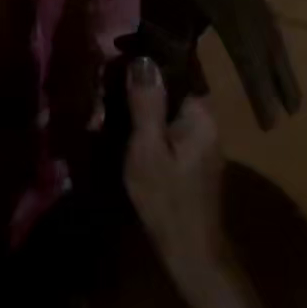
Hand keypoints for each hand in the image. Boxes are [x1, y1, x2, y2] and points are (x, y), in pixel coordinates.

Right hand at [122, 57, 224, 270]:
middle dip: (135, 84)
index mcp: (201, 114)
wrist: (188, 249)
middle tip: (101, 91)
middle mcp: (205, 120)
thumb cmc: (166, 197)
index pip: (178, 68)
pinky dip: (142, 122)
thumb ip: (146, 103)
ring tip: (102, 109)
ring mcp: (198, 139)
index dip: (147, 59)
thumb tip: (143, 58)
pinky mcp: (189, 155)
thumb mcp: (147, 148)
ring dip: (135, 104)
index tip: (115, 58)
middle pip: (170, 86)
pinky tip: (117, 128)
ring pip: (164, 106)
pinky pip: (164, 125)